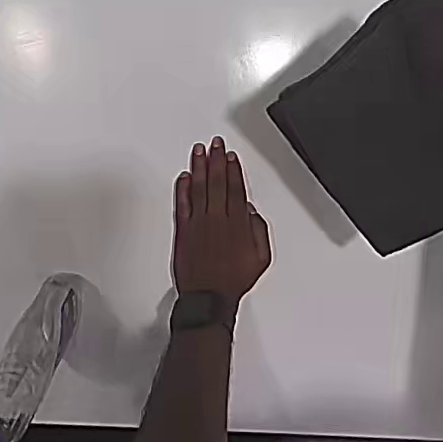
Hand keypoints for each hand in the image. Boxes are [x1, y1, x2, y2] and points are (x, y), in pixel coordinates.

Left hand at [172, 137, 271, 300]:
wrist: (208, 298)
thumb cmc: (233, 281)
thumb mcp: (260, 259)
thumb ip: (259, 232)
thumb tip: (252, 213)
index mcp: (238, 224)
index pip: (236, 189)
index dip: (234, 170)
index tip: (231, 156)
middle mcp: (218, 219)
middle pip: (217, 182)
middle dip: (217, 159)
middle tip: (216, 143)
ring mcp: (199, 223)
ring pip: (199, 187)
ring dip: (199, 166)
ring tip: (199, 150)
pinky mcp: (183, 230)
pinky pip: (183, 203)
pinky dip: (182, 188)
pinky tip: (184, 176)